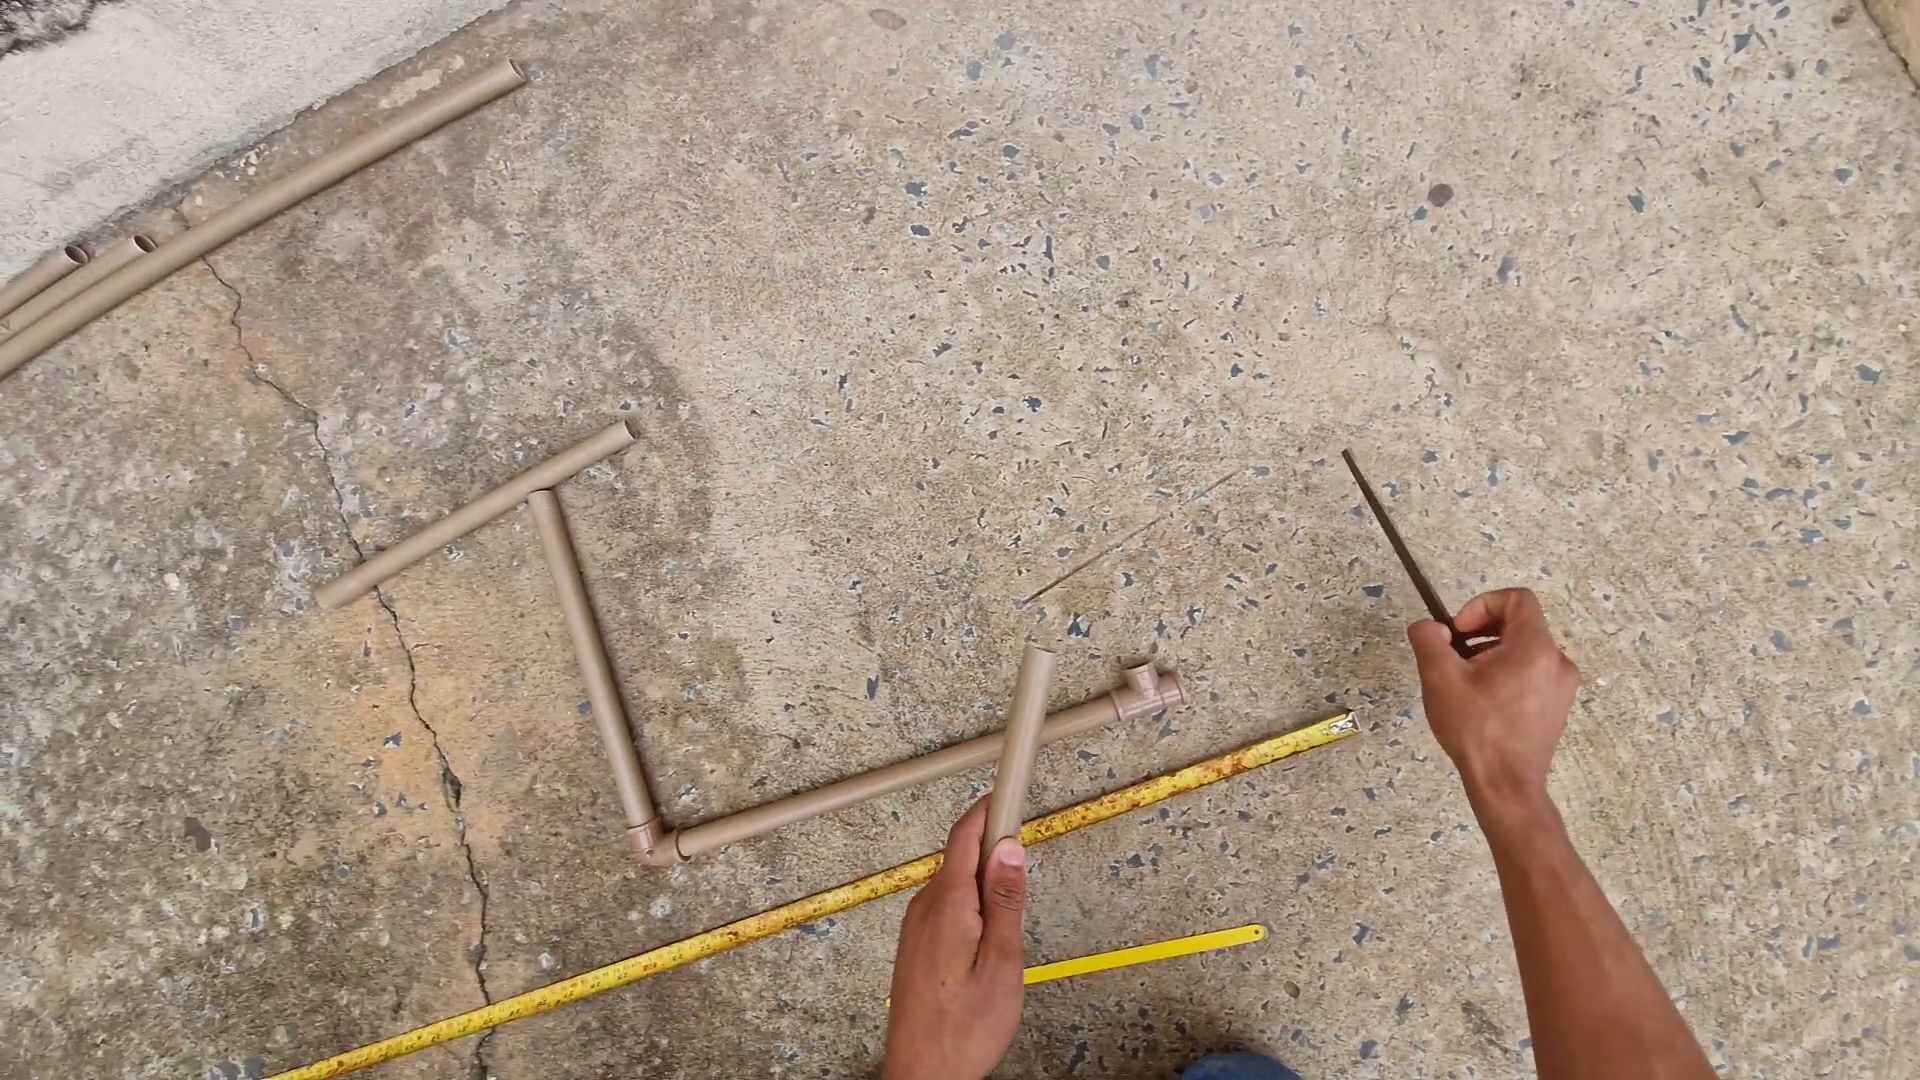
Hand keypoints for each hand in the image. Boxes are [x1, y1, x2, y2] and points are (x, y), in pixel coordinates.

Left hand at [881, 798, 1028, 1079]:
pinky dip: (970, 905)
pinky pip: (946, 903)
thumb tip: (1009, 849)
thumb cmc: (963, 1029)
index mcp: (948, 904)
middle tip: (1020, 885)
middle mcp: (926, 904)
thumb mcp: (1002, 965)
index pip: (965, 835)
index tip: (1008, 791)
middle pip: (963, 856)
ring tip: (1003, 934)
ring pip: (956, 882)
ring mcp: (917, 922)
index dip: (988, 808)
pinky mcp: (916, 939)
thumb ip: (1006, 902)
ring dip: (983, 887)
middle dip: (994, 858)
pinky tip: (983, 944)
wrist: (923, 1075)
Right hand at [1407, 588, 1579, 816]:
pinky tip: (1480, 700)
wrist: (1504, 781)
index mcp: (1535, 649)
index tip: (1458, 632)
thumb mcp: (1438, 676)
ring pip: (1521, 649)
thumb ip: (1428, 638)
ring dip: (1488, 654)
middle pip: (1518, 623)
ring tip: (1463, 683)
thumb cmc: (1473, 726)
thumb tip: (1432, 628)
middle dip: (1479, 631)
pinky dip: (1502, 673)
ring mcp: (1561, 685)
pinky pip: (1528, 671)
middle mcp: (1557, 662)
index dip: (1480, 604)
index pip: (1517, 598)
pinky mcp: (1556, 705)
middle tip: (1453, 657)